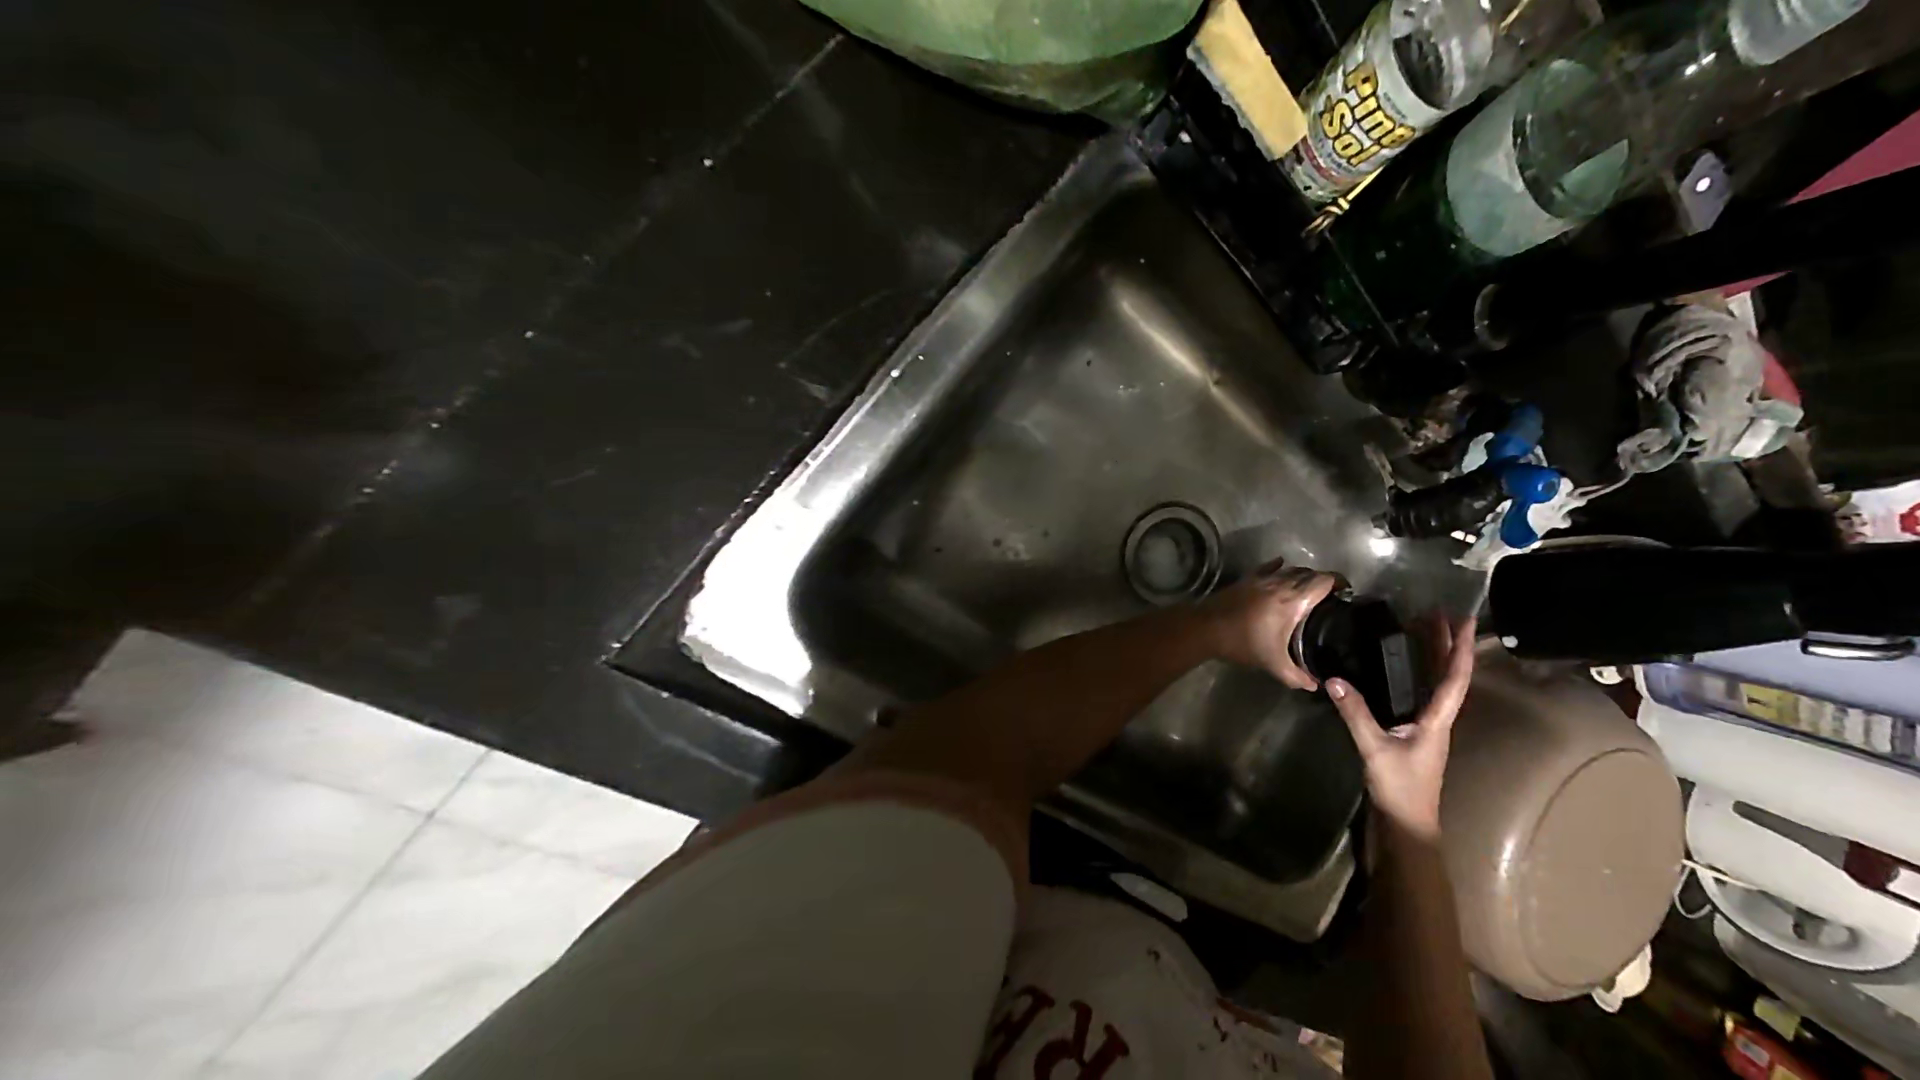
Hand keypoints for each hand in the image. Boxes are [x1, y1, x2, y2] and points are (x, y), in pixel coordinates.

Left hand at [1199, 561, 1338, 690]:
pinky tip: (1281, 569)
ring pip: (1289, 569)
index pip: (1324, 580)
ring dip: (1301, 575)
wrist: (1205, 628)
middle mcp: (1280, 583)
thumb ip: (1296, 676)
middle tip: (1328, 597)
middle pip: (1309, 573)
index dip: (1339, 582)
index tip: (1346, 593)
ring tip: (1306, 590)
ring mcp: (1261, 579)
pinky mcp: (1246, 579)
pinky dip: (1278, 567)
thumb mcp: (1273, 664)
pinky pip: (1267, 567)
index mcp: (1293, 600)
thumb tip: (1314, 686)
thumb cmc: (1243, 644)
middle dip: (1322, 581)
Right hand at [1327, 615, 1476, 840]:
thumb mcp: (1375, 749)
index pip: (1454, 678)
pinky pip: (1418, 692)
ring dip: (1432, 656)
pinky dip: (1414, 672)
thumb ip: (1356, 714)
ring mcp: (1425, 726)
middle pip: (1448, 675)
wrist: (1407, 824)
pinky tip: (1399, 666)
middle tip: (1435, 613)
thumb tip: (1333, 679)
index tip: (1464, 620)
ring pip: (1435, 683)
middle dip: (1445, 644)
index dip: (1460, 648)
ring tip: (1421, 630)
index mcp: (1437, 720)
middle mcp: (1437, 718)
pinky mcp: (1410, 732)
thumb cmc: (1400, 788)